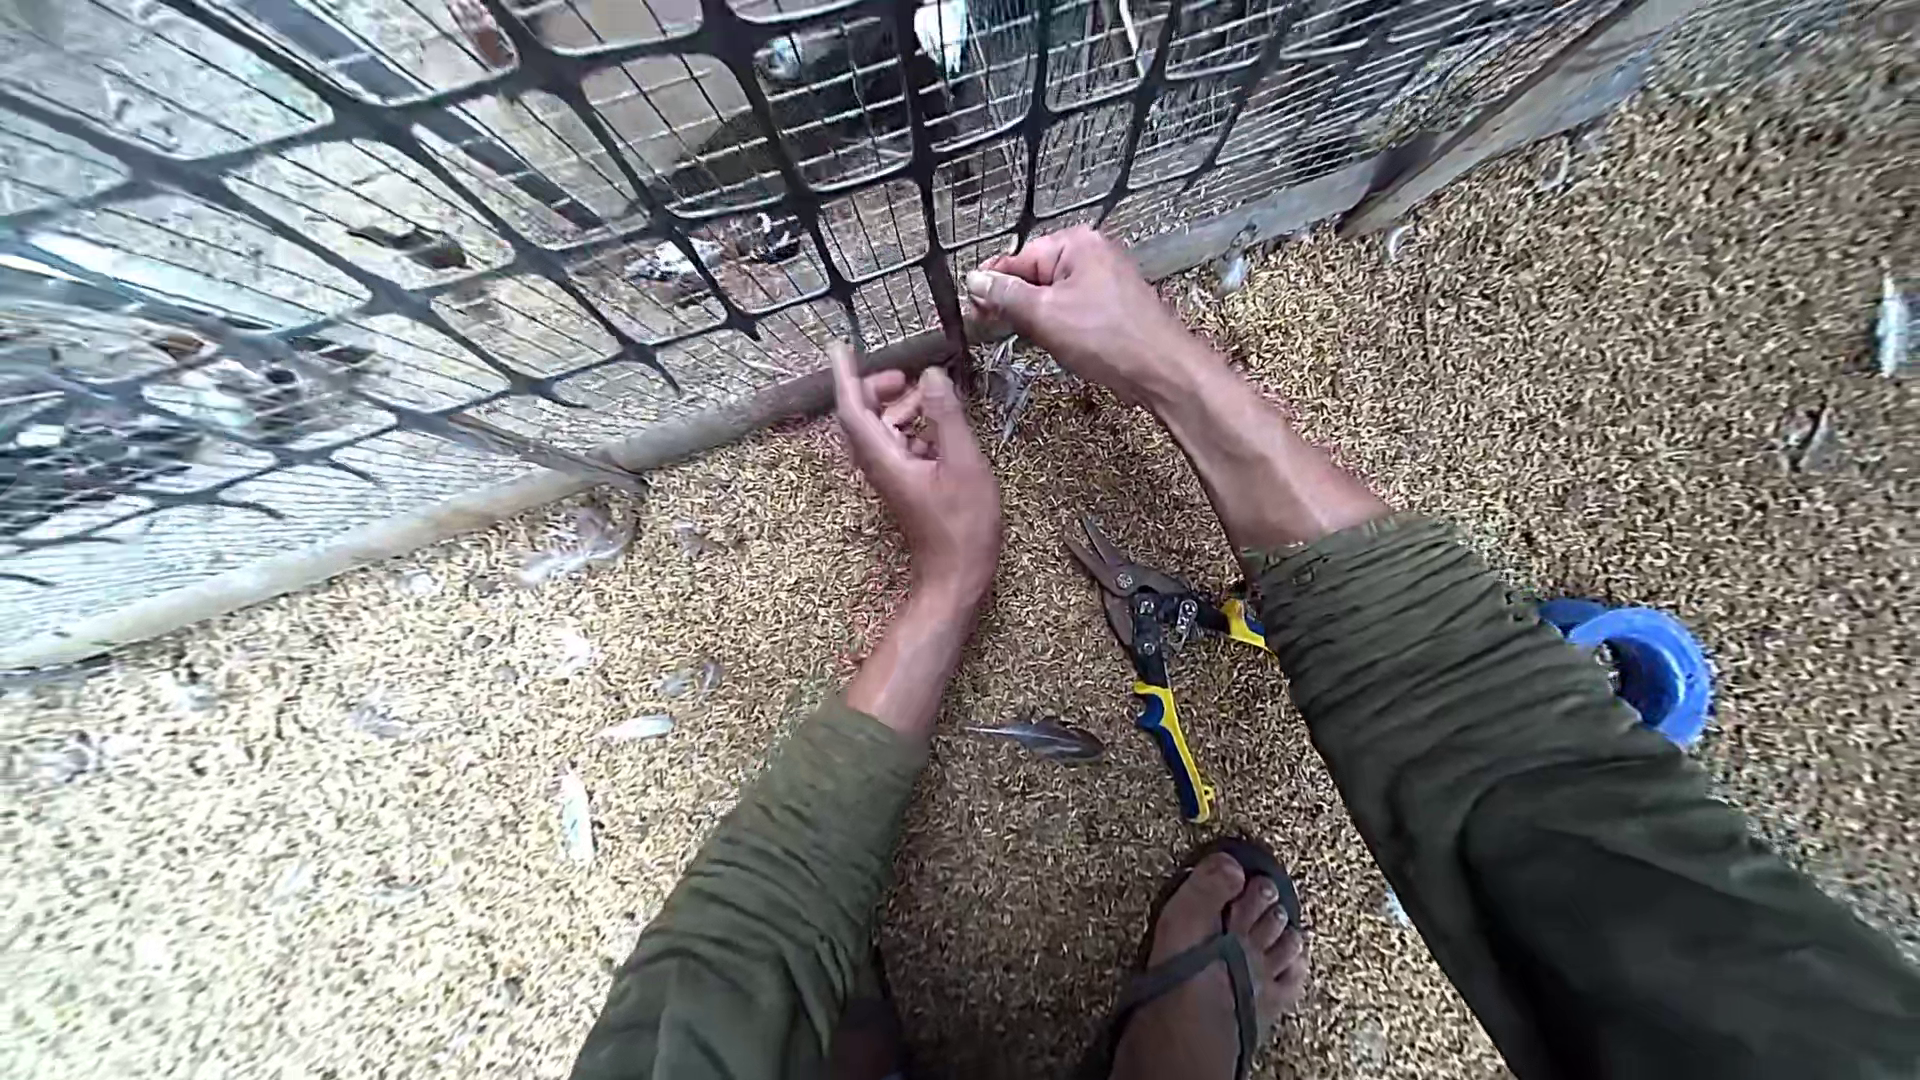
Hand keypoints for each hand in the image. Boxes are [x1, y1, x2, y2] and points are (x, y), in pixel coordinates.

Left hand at [831, 343, 1002, 606]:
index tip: (841, 343)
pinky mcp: (905, 484)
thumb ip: (945, 416)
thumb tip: (930, 375)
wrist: (956, 574)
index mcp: (884, 457)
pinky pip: (899, 446)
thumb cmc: (962, 525)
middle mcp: (878, 465)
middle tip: (906, 374)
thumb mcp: (963, 463)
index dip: (845, 372)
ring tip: (935, 398)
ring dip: (902, 407)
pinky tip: (942, 430)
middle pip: (863, 415)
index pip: (852, 407)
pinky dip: (914, 429)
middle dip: (879, 387)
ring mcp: (890, 476)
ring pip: (883, 429)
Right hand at [965, 226, 1199, 404]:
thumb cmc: (1107, 339)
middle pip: (1034, 275)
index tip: (973, 311)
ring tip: (1035, 341)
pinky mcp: (1110, 306)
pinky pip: (1071, 309)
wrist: (1160, 369)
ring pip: (1051, 296)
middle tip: (997, 331)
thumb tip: (974, 280)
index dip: (992, 287)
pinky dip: (1057, 326)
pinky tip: (1057, 345)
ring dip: (1036, 319)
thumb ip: (1005, 296)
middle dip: (1015, 305)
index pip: (1017, 259)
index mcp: (1075, 243)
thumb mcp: (1044, 315)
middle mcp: (1091, 254)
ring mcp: (1104, 280)